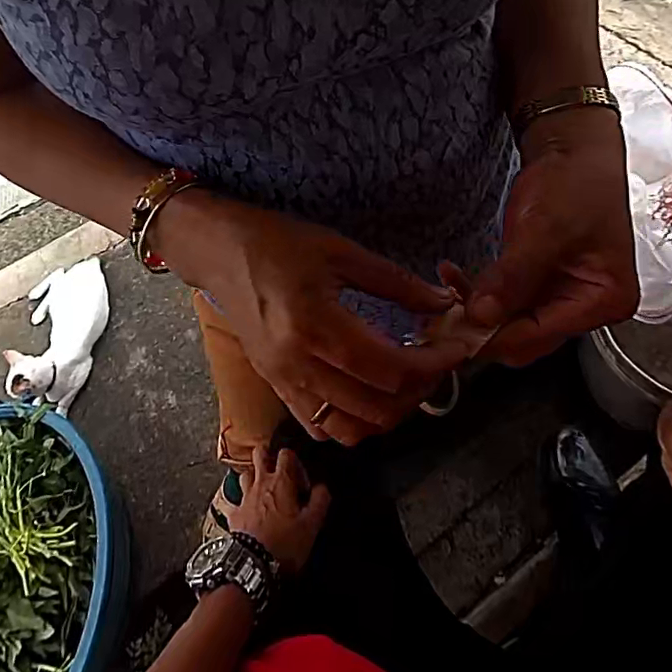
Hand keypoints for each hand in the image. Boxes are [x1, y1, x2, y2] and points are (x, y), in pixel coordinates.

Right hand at [156, 193, 458, 444]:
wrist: (217, 251)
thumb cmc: (274, 242)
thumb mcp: (338, 250)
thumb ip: (394, 282)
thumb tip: (442, 303)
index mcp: (315, 325)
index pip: (391, 370)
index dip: (434, 365)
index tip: (455, 347)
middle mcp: (297, 364)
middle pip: (377, 408)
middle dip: (419, 390)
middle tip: (432, 361)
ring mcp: (281, 379)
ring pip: (350, 429)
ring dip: (387, 414)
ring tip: (401, 381)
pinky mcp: (272, 383)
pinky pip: (318, 426)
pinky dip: (350, 423)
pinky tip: (362, 392)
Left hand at [230, 447, 331, 574]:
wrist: (254, 562)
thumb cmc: (285, 544)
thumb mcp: (311, 525)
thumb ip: (319, 502)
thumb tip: (322, 487)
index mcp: (281, 483)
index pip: (286, 454)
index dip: (295, 461)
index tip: (301, 480)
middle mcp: (260, 483)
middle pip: (259, 453)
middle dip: (268, 454)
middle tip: (277, 468)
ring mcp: (245, 496)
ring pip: (246, 473)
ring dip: (254, 476)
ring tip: (265, 488)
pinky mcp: (235, 512)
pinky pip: (237, 500)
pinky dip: (244, 502)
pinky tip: (250, 511)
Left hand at [468, 107, 638, 366]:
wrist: (573, 154)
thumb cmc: (575, 186)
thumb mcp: (544, 230)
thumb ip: (514, 277)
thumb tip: (482, 316)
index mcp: (602, 301)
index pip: (539, 335)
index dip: (492, 336)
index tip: (450, 332)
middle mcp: (585, 306)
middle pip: (522, 336)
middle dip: (479, 327)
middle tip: (435, 314)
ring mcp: (560, 295)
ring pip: (507, 321)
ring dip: (473, 310)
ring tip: (444, 287)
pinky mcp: (537, 282)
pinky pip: (502, 300)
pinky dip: (476, 293)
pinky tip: (453, 277)